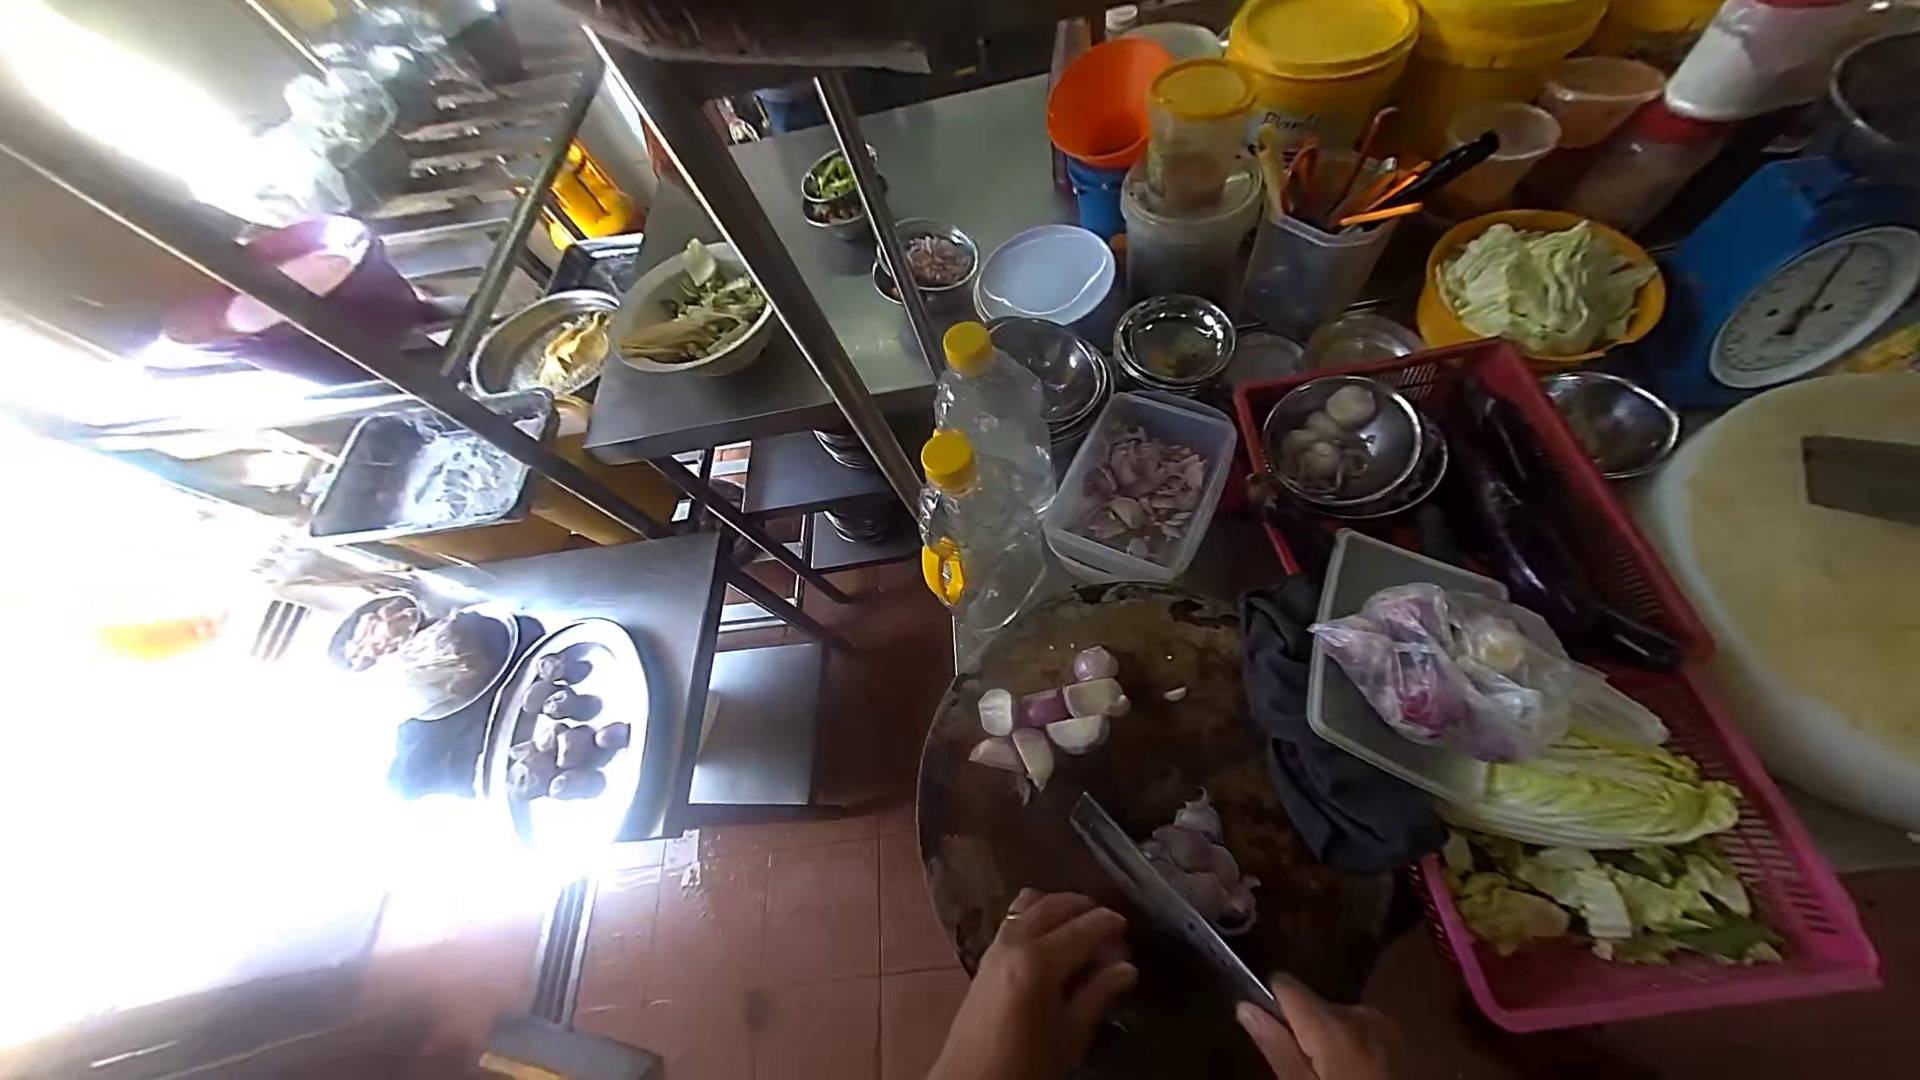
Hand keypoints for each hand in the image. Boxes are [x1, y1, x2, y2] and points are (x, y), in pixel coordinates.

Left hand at [926, 889, 1138, 1079]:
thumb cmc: (1028, 1065)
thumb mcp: (1071, 1035)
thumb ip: (1098, 995)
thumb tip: (1127, 969)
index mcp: (1040, 960)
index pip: (1080, 930)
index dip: (1105, 923)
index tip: (1124, 921)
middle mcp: (1016, 941)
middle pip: (1052, 906)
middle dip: (1080, 906)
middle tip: (1104, 917)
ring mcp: (997, 943)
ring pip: (1029, 904)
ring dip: (1055, 903)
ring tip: (1078, 916)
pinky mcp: (987, 953)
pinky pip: (1014, 916)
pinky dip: (1034, 911)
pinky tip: (1048, 928)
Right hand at [1236, 976, 1397, 1079]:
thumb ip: (1278, 1051)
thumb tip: (1244, 1006)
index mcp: (1332, 1024)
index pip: (1283, 982)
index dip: (1273, 1006)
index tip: (1277, 1037)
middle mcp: (1363, 1014)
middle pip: (1315, 1004)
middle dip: (1308, 1031)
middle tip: (1316, 1074)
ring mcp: (1393, 1031)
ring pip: (1342, 1021)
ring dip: (1336, 1043)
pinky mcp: (1413, 1049)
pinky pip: (1369, 1036)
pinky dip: (1361, 1053)